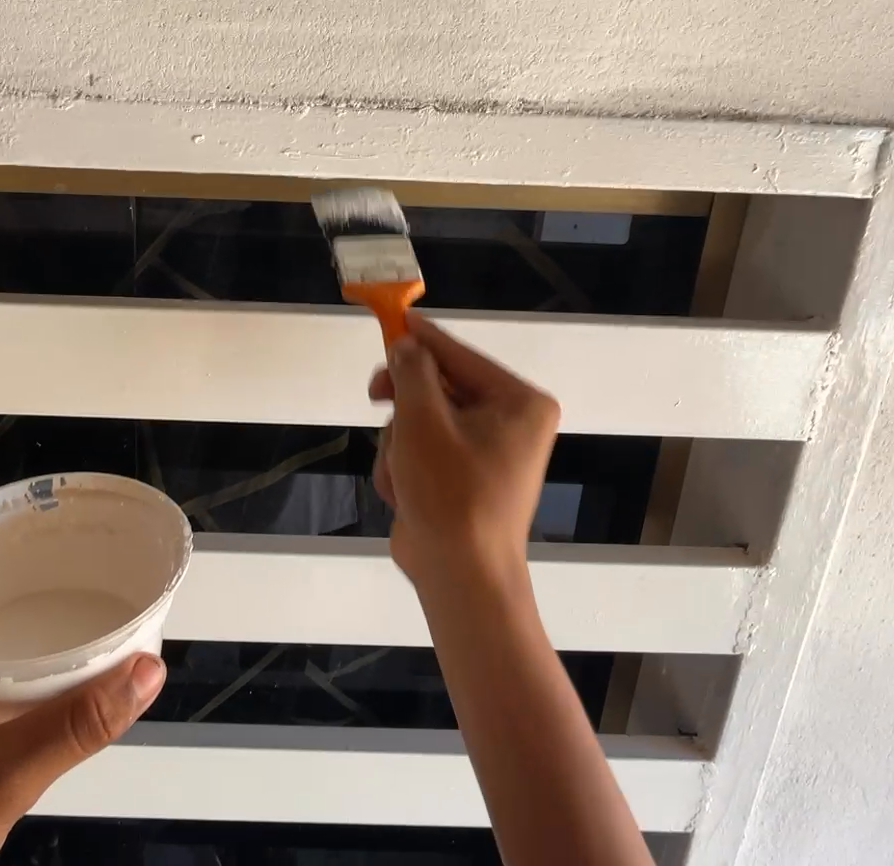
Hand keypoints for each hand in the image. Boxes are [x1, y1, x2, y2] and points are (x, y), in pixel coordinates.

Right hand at [368, 314, 560, 589]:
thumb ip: (412, 374)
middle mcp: (509, 423)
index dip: (420, 338)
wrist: (460, 577)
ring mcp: (484, 452)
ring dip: (399, 445)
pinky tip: (406, 493)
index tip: (391, 317)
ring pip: (420, 421)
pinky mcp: (460, 476)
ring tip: (403, 476)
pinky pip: (420, 451)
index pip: (459, 355)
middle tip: (374, 395)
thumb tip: (406, 344)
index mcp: (518, 403)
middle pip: (437, 388)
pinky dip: (405, 467)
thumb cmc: (451, 495)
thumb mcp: (423, 423)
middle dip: (405, 409)